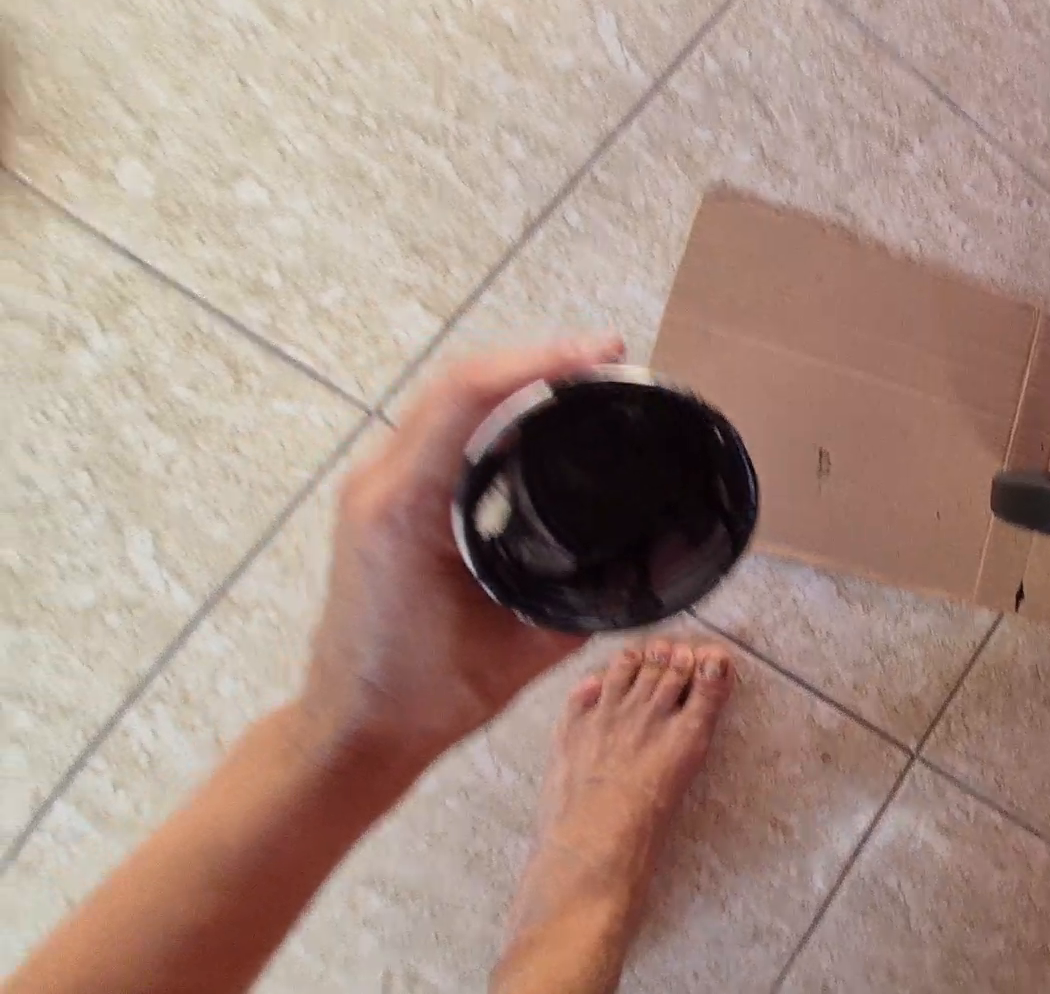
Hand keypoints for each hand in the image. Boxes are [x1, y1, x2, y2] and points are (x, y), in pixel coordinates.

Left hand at [297, 337, 626, 774]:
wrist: (357, 727)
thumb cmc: (437, 691)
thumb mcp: (533, 641)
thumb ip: (597, 593)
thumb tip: (661, 556)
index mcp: (408, 508)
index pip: (466, 398)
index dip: (540, 362)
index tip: (606, 354)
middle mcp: (384, 482)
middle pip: (457, 382)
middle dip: (538, 356)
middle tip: (610, 358)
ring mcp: (380, 486)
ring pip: (448, 398)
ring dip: (517, 375)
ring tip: (586, 376)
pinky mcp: (389, 498)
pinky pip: (444, 427)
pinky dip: (497, 404)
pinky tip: (542, 416)